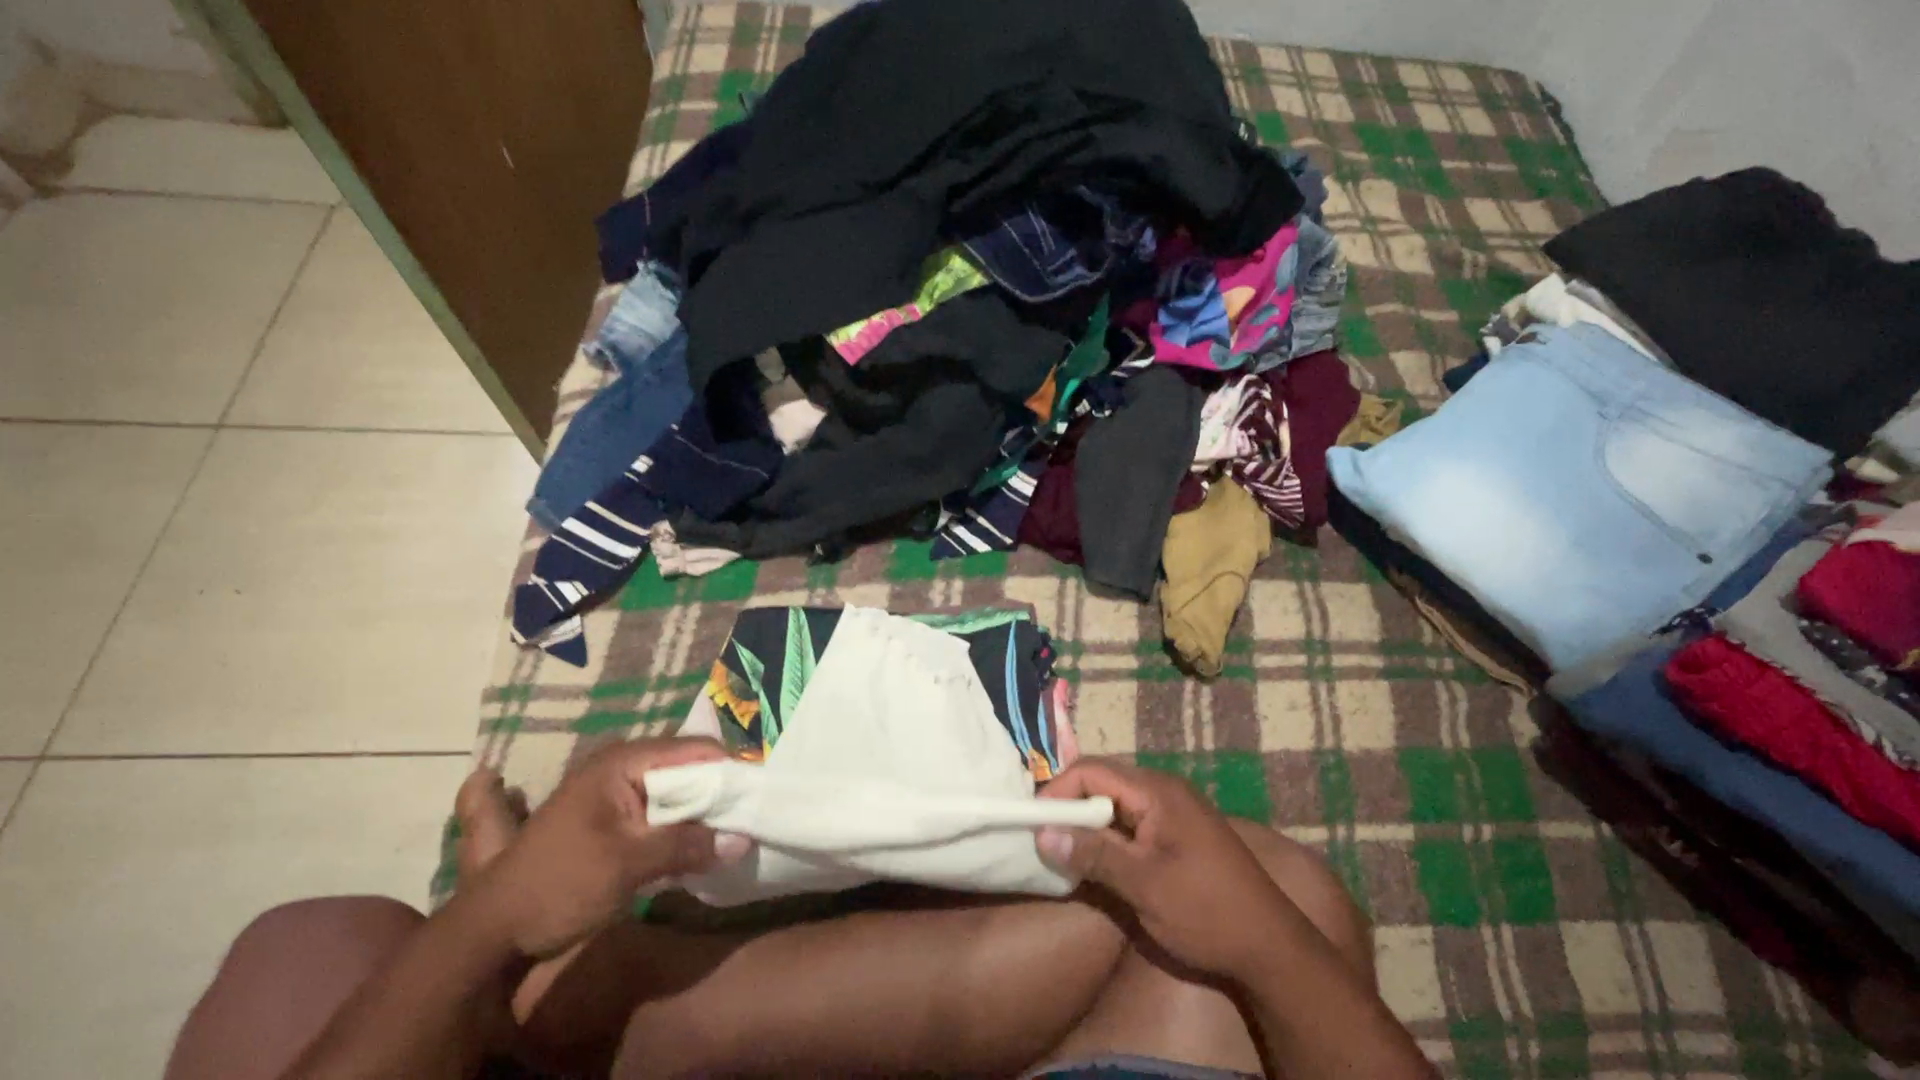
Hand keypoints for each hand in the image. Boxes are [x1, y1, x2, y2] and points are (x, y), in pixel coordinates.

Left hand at [460, 737, 748, 959]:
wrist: (493, 932)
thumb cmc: (558, 884)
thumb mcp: (628, 864)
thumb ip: (687, 846)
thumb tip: (744, 839)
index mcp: (618, 765)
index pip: (690, 750)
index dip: (728, 766)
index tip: (762, 788)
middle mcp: (617, 771)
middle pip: (684, 768)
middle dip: (718, 788)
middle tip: (755, 809)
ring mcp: (613, 799)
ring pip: (673, 793)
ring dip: (702, 810)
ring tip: (738, 827)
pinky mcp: (612, 827)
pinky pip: (660, 815)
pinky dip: (683, 826)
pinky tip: (705, 845)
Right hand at [1035, 760, 1296, 981]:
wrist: (1270, 947)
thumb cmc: (1206, 911)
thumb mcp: (1144, 885)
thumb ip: (1093, 854)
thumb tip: (1042, 832)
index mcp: (1158, 792)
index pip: (1092, 771)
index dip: (1058, 792)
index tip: (1033, 826)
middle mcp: (1164, 792)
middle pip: (1101, 783)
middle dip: (1068, 807)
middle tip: (1041, 840)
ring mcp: (1173, 813)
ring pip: (1114, 804)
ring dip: (1086, 826)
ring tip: (1061, 854)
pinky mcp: (1176, 836)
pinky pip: (1130, 823)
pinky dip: (1106, 838)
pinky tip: (1094, 864)